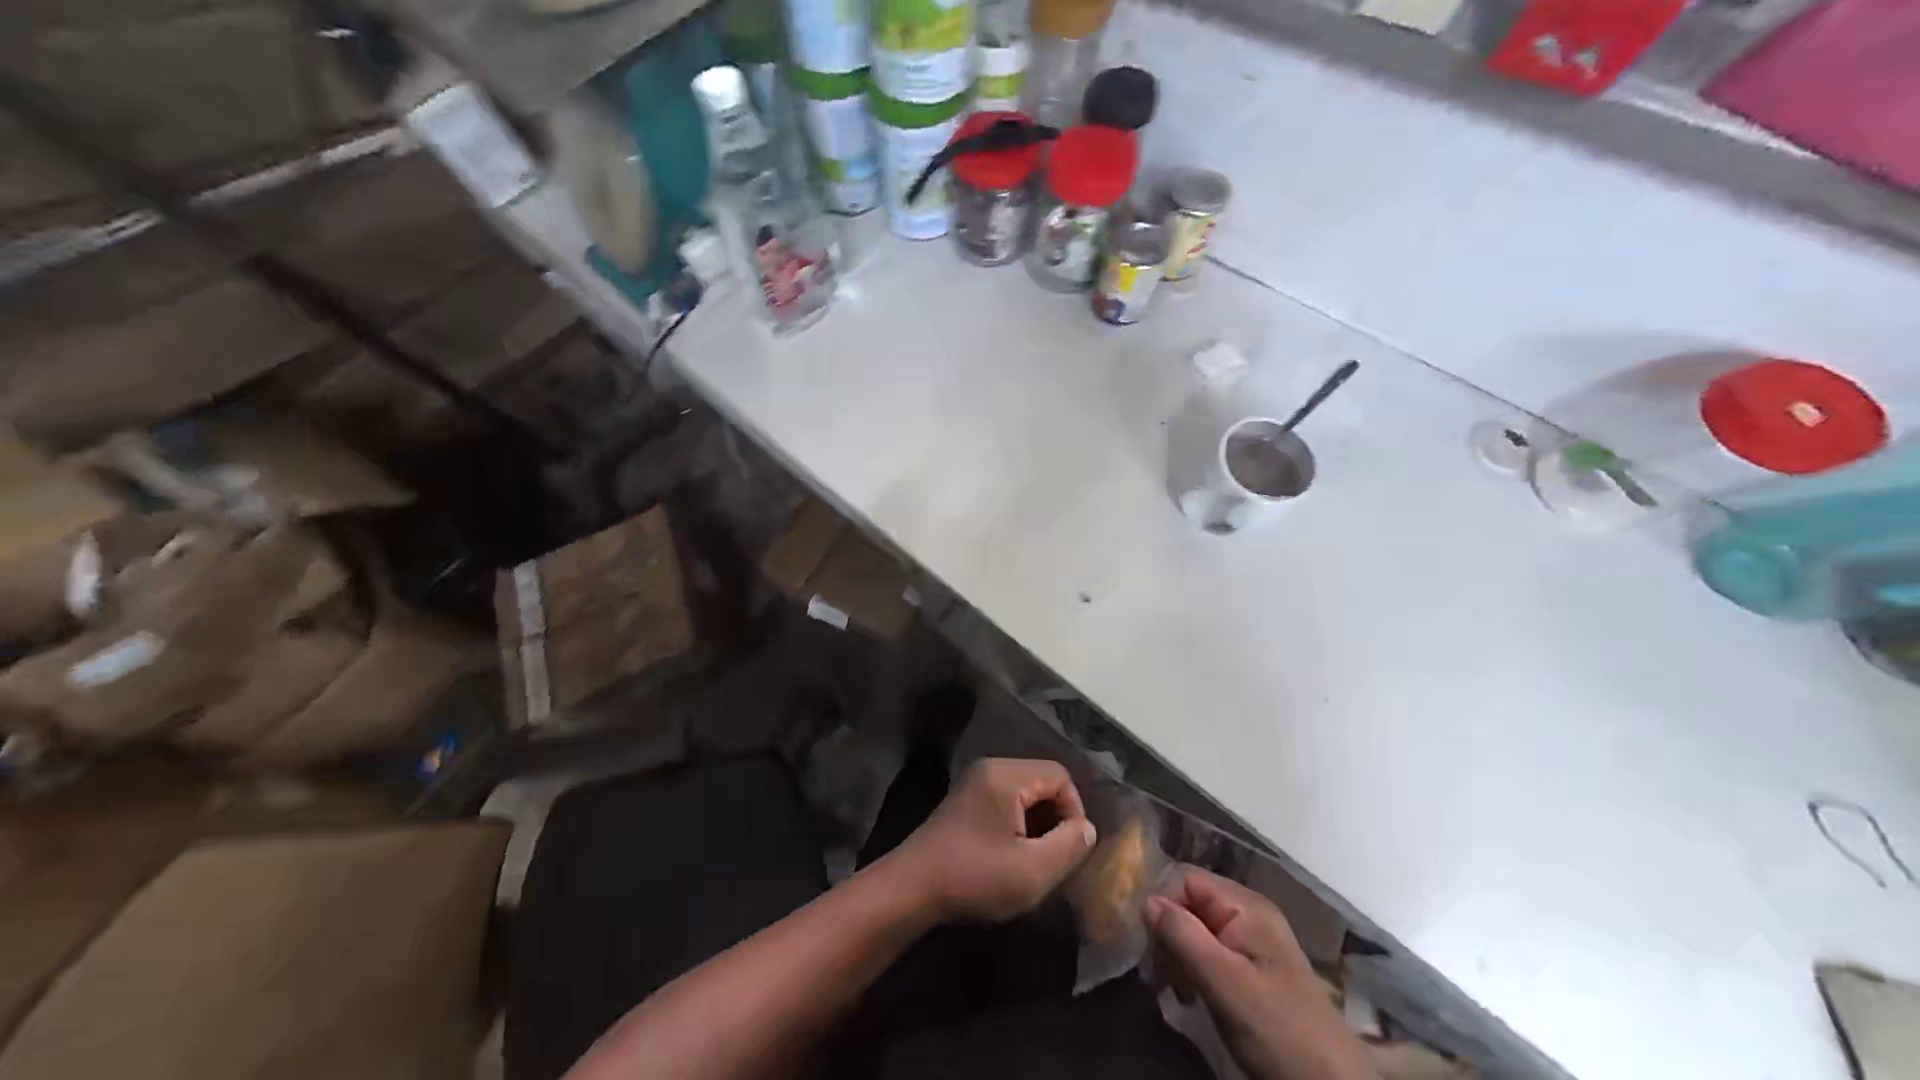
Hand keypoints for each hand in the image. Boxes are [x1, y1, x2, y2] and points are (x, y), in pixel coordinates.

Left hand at [886, 758, 1097, 922]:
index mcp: (1006, 775)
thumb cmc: (974, 877)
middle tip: (1055, 857)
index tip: (1070, 849)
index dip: (1075, 810)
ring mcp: (973, 784)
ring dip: (1036, 825)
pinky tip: (1010, 857)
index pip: (1060, 776)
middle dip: (1056, 818)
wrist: (910, 889)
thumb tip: (1087, 828)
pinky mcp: (964, 802)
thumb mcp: (1033, 871)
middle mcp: (989, 769)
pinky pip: (1005, 803)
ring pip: (1024, 794)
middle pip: (1042, 782)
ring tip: (1034, 861)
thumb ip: (1069, 845)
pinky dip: (1016, 826)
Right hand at [1147, 866, 1377, 1079]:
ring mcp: (1252, 940)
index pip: (1185, 878)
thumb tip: (1147, 900)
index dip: (1163, 904)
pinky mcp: (1251, 968)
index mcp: (1246, 906)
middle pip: (1189, 901)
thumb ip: (1183, 936)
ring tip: (1176, 990)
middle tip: (1162, 975)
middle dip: (1168, 932)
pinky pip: (1208, 950)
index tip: (1151, 946)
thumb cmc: (1278, 1032)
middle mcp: (1248, 913)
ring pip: (1195, 927)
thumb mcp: (1224, 983)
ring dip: (1177, 954)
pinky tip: (1190, 995)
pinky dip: (1192, 968)